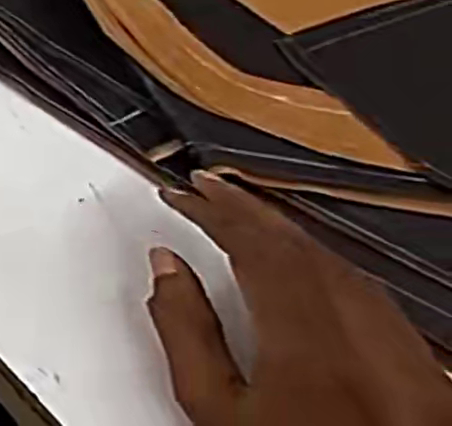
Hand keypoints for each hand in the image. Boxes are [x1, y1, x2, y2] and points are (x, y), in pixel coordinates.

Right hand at [149, 172, 451, 425]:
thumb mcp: (212, 407)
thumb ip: (185, 330)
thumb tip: (167, 268)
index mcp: (314, 354)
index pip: (260, 251)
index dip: (214, 212)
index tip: (180, 194)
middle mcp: (379, 358)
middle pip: (311, 256)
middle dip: (252, 213)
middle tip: (209, 188)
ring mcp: (422, 376)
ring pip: (354, 279)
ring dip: (292, 238)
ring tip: (249, 217)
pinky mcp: (439, 390)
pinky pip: (380, 308)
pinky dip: (330, 272)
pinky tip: (305, 268)